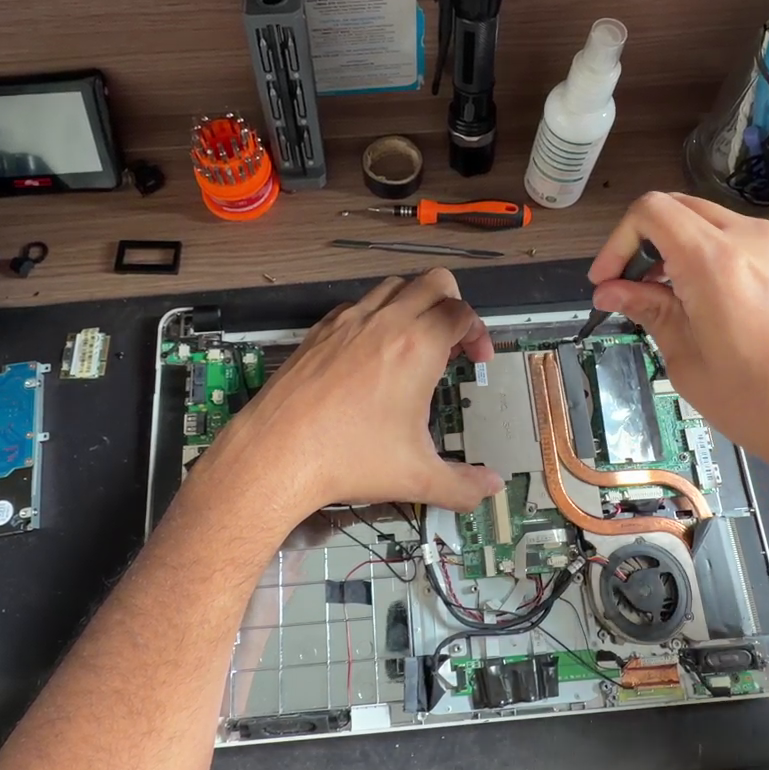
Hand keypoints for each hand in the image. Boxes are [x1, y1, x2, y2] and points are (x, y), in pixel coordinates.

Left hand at [197, 268, 506, 519]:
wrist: (277, 453)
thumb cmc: (349, 459)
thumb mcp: (417, 478)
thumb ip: (463, 485)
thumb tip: (491, 488)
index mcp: (417, 346)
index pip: (462, 312)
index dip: (479, 332)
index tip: (476, 360)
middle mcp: (385, 322)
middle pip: (434, 281)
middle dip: (452, 304)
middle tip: (450, 342)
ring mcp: (348, 321)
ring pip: (394, 286)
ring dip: (413, 304)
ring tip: (413, 344)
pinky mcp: (320, 330)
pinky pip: (357, 304)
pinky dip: (375, 315)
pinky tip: (371, 353)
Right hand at [588, 192, 768, 506]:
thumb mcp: (691, 363)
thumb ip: (651, 313)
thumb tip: (613, 292)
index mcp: (714, 259)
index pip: (650, 211)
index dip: (617, 242)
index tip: (607, 283)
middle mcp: (752, 238)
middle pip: (680, 208)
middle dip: (645, 242)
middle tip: (630, 290)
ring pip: (713, 224)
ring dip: (680, 250)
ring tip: (671, 305)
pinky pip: (745, 244)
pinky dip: (714, 259)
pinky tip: (713, 309)